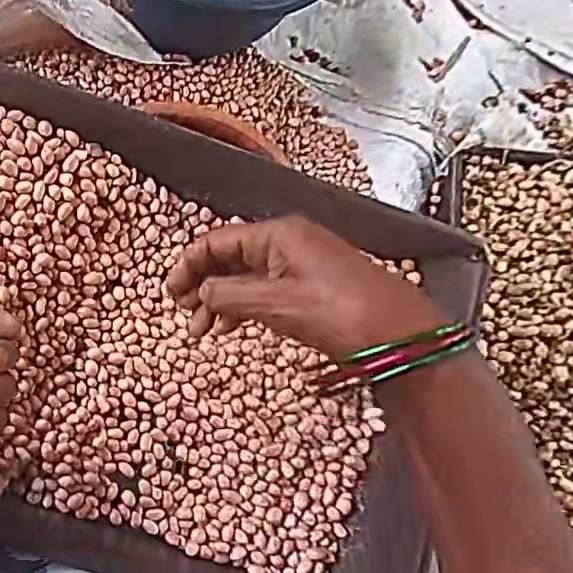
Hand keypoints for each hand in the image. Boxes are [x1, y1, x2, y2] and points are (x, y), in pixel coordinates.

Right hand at [164, 216, 442, 358]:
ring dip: (217, 302)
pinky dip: (239, 307)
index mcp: (278, 235)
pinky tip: (228, 327)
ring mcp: (299, 264)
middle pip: (226, 258)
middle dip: (199, 286)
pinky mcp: (308, 285)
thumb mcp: (275, 304)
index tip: (169, 295)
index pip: (214, 242)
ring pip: (241, 277)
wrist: (404, 337)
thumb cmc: (343, 314)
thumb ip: (228, 296)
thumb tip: (200, 295)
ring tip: (202, 330)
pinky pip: (260, 290)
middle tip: (183, 314)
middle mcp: (287, 242)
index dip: (186, 267)